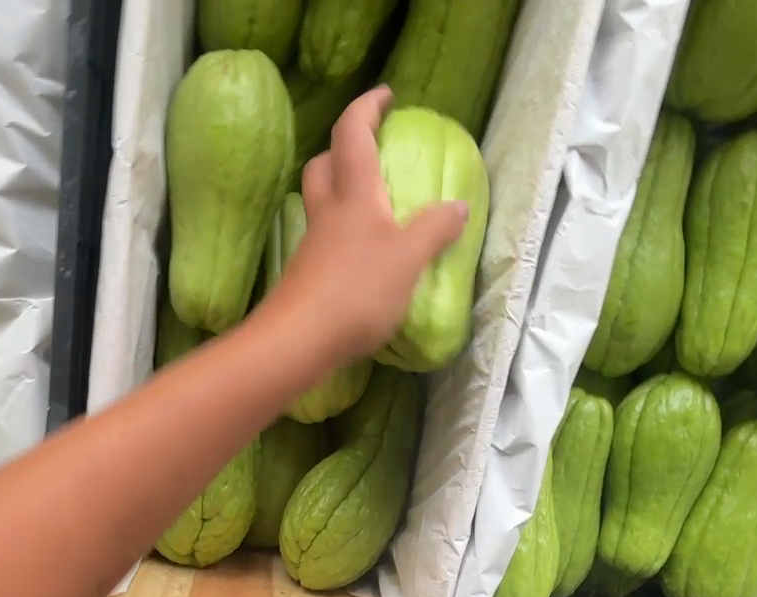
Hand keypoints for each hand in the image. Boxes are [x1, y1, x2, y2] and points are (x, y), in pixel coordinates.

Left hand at [260, 86, 468, 362]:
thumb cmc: (356, 291)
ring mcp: (311, 247)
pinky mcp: (305, 278)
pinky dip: (339, 235)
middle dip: (342, 149)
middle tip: (367, 151)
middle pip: (322, 166)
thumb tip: (458, 206)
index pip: (353, 134)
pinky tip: (357, 256)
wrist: (298, 341)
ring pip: (319, 205)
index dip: (367, 108)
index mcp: (354, 195)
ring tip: (368, 206)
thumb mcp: (408, 259)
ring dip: (337, 193)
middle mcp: (327, 214)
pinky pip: (322, 241)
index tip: (385, 96)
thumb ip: (434, 230)